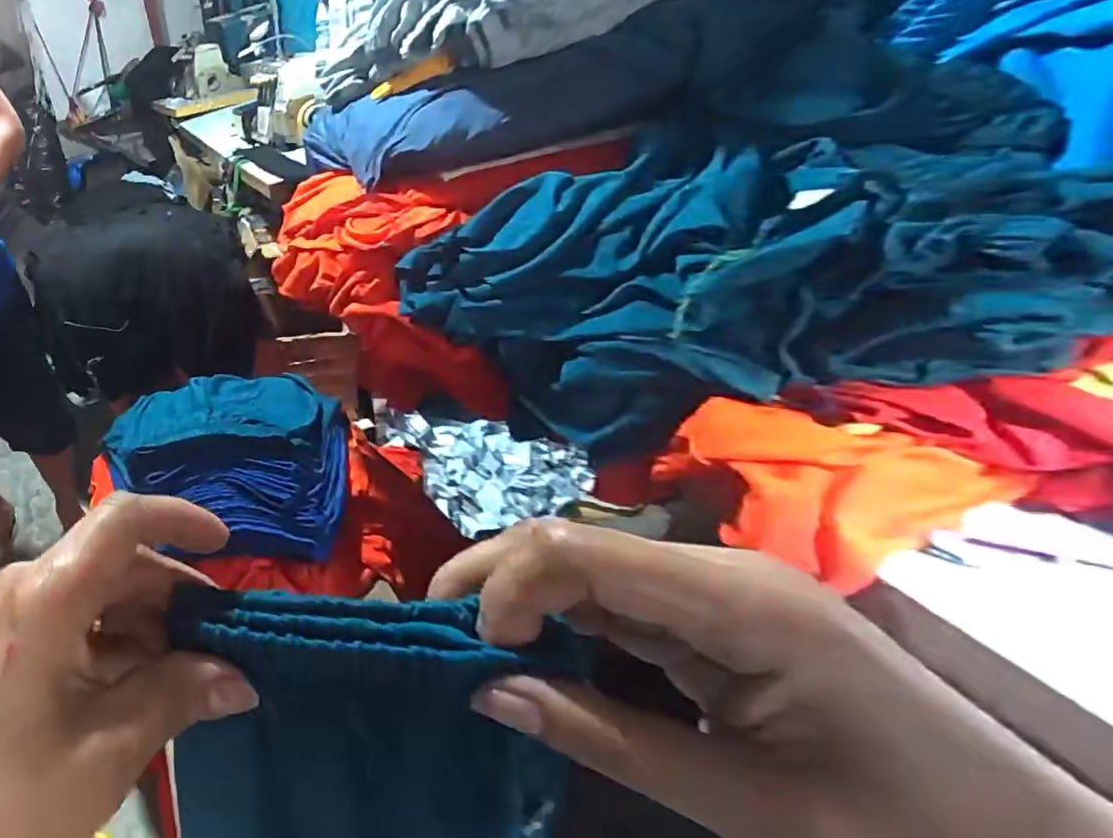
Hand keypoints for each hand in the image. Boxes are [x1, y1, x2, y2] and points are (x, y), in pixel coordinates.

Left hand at [0, 494, 258, 837]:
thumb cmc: (12, 797)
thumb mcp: (107, 749)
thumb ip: (177, 696)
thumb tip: (241, 678)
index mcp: (47, 594)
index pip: (120, 520)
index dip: (177, 518)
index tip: (225, 542)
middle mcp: (31, 582)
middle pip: (119, 559)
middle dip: (174, 591)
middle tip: (225, 635)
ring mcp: (22, 607)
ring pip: (106, 588)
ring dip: (154, 620)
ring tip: (197, 668)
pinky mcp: (20, 635)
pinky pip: (85, 616)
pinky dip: (126, 639)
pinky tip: (155, 680)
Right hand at [431, 520, 1112, 837]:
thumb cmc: (911, 835)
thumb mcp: (749, 805)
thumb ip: (605, 739)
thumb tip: (484, 692)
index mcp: (734, 599)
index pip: (579, 550)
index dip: (507, 585)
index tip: (473, 648)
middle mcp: (711, 569)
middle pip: (568, 540)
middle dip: (491, 575)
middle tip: (437, 625)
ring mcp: (709, 585)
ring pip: (578, 561)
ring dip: (516, 594)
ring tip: (466, 635)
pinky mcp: (706, 610)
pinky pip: (608, 596)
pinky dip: (555, 617)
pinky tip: (527, 646)